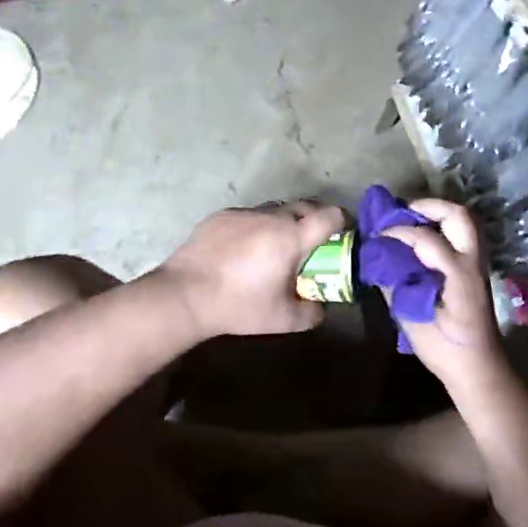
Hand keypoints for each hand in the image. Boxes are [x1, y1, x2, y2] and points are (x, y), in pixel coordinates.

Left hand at [152, 200, 345, 339]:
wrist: (184, 294)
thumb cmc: (238, 306)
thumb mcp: (282, 320)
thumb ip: (310, 313)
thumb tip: (320, 307)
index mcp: (291, 237)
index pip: (330, 215)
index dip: (342, 221)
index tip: (342, 233)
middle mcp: (271, 217)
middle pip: (304, 206)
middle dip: (314, 220)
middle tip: (312, 243)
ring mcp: (243, 213)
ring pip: (274, 210)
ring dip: (283, 223)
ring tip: (274, 248)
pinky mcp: (220, 215)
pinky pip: (248, 216)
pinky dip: (254, 228)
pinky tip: (242, 251)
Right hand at [379, 199, 508, 392]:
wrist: (479, 369)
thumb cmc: (445, 349)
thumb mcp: (413, 321)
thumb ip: (395, 286)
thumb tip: (376, 260)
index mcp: (459, 275)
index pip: (426, 239)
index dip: (400, 232)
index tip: (378, 235)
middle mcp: (472, 263)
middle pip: (459, 216)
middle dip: (430, 207)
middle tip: (403, 212)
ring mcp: (477, 265)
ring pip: (464, 223)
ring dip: (437, 215)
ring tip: (410, 221)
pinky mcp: (474, 270)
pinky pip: (461, 236)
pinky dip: (441, 228)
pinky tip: (420, 240)